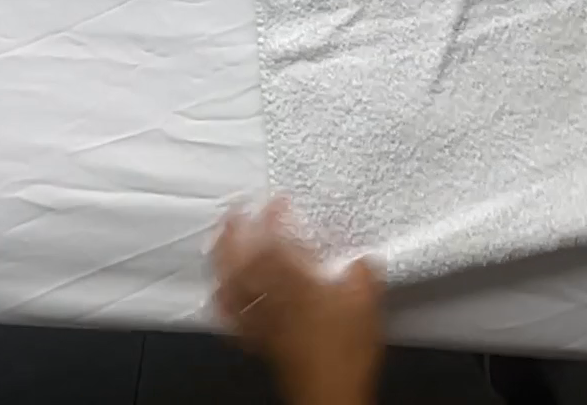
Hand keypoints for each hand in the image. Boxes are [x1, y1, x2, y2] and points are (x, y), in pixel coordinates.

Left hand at [210, 199, 382, 404]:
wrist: (332, 397)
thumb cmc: (346, 351)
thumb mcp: (367, 299)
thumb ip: (362, 270)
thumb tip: (359, 258)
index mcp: (297, 284)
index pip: (274, 244)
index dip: (271, 219)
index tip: (278, 201)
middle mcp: (273, 300)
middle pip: (240, 263)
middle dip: (233, 234)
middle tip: (233, 210)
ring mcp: (263, 321)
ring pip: (231, 286)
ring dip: (222, 260)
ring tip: (219, 240)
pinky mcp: (260, 341)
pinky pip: (233, 317)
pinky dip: (223, 299)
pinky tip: (220, 292)